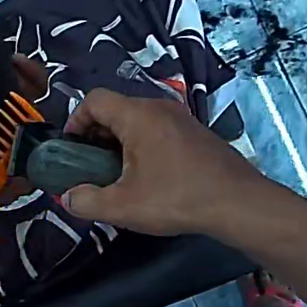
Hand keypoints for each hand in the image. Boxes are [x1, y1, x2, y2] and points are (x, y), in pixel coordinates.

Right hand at [59, 89, 281, 237]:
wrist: (238, 203)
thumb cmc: (176, 198)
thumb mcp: (123, 206)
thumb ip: (86, 201)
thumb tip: (68, 198)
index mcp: (137, 115)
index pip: (94, 100)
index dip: (75, 121)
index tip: (70, 149)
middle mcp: (159, 107)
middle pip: (116, 109)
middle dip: (96, 135)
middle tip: (90, 166)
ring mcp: (181, 118)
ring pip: (138, 120)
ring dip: (120, 142)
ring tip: (117, 175)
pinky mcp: (196, 133)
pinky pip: (158, 130)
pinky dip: (143, 146)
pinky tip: (148, 177)